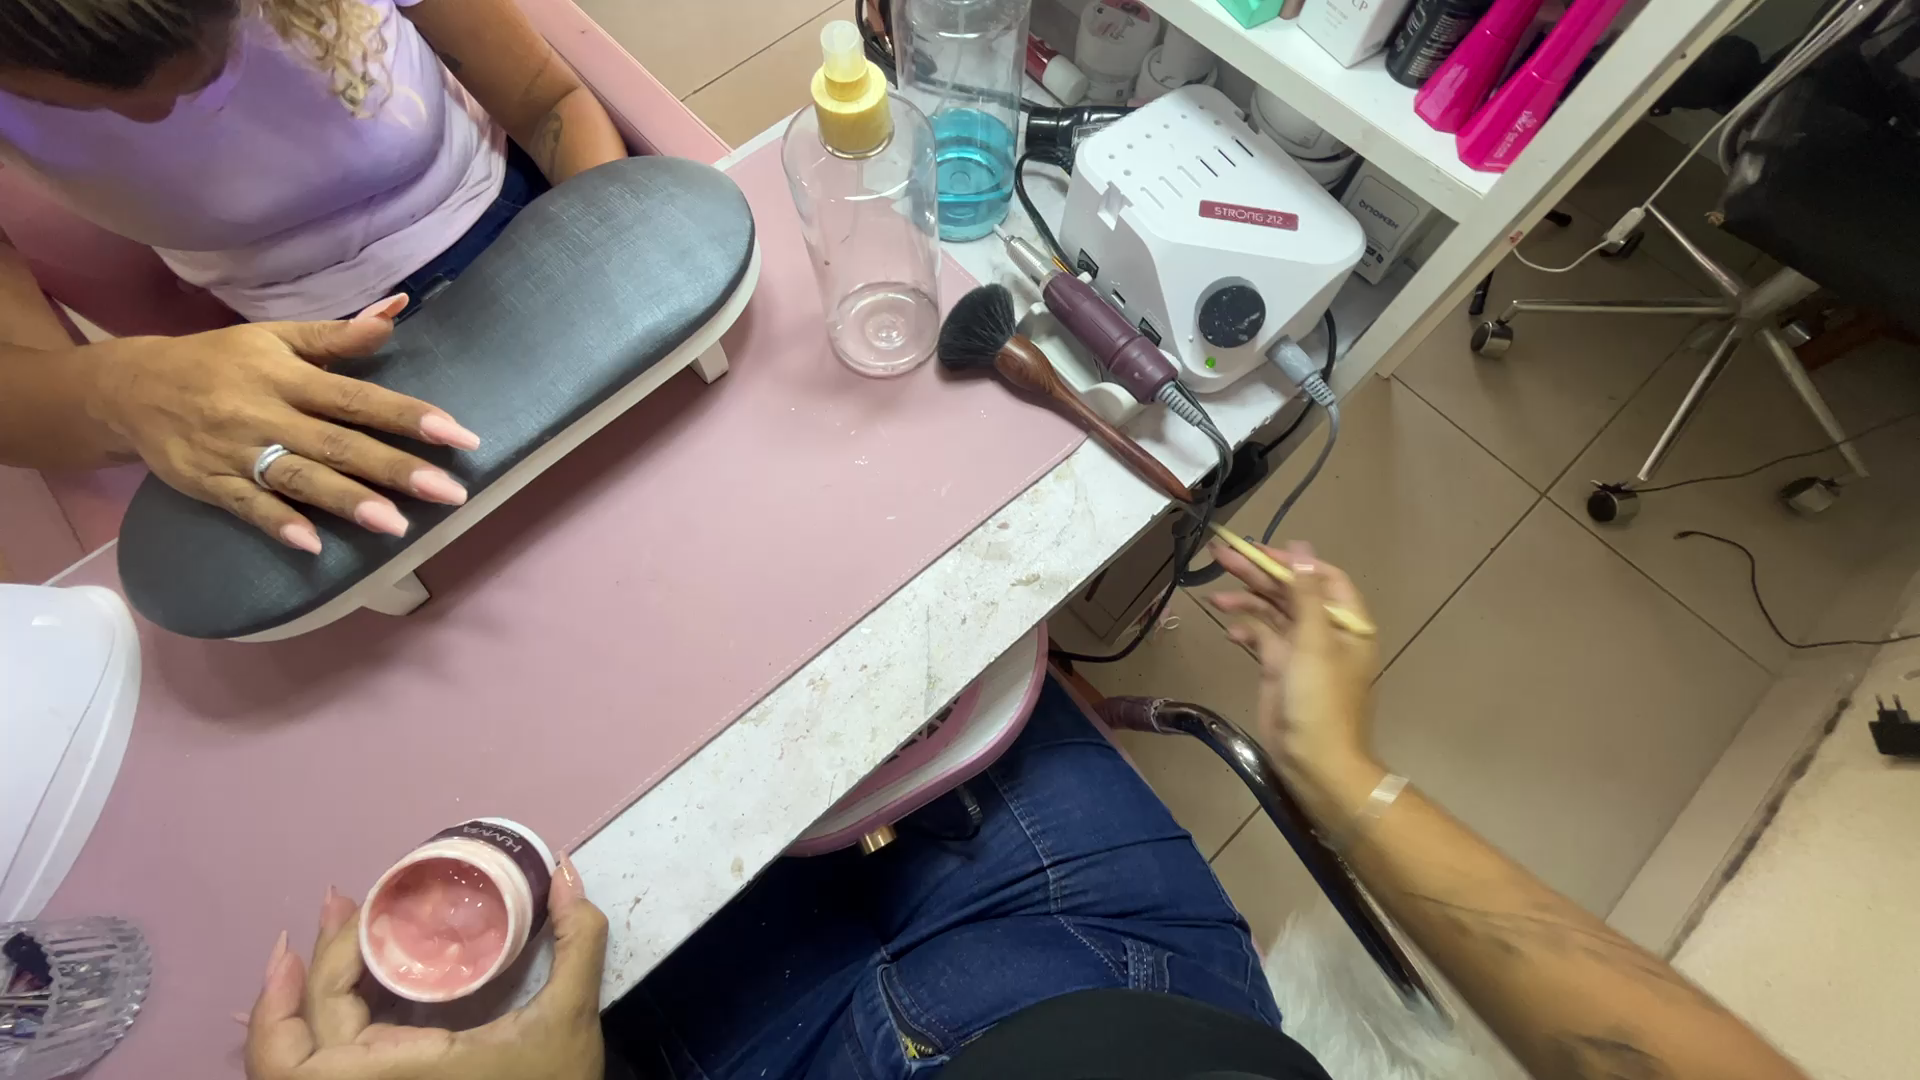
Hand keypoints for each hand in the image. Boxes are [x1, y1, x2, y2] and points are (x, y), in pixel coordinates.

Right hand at [86, 295, 481, 552]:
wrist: (122, 387)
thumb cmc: (222, 361)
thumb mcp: (276, 339)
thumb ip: (340, 335)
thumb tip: (397, 310)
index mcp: (286, 378)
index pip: (359, 399)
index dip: (410, 417)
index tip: (462, 436)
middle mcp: (264, 415)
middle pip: (339, 445)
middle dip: (396, 470)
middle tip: (451, 493)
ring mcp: (236, 452)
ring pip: (300, 479)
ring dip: (349, 502)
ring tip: (398, 526)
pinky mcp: (208, 482)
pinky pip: (247, 507)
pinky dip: (279, 524)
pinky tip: (314, 546)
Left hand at [246, 854, 608, 1079]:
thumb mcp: (572, 1014)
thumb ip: (577, 938)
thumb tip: (564, 868)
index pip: (298, 1054)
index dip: (294, 992)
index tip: (346, 917)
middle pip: (289, 1047)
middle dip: (303, 970)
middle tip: (340, 902)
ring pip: (296, 1061)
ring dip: (300, 996)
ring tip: (335, 929)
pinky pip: (322, 1067)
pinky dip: (316, 1024)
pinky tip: (345, 983)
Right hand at [1205, 540, 1383, 818]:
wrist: (1314, 758)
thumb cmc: (1321, 699)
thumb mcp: (1314, 641)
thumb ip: (1304, 592)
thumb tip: (1300, 547)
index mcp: (1344, 622)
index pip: (1320, 577)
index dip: (1290, 561)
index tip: (1257, 550)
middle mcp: (1324, 630)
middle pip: (1289, 591)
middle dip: (1257, 573)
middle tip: (1221, 555)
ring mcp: (1300, 650)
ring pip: (1271, 612)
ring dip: (1245, 600)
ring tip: (1214, 595)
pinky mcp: (1278, 667)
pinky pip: (1260, 637)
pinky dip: (1244, 629)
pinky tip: (1228, 628)